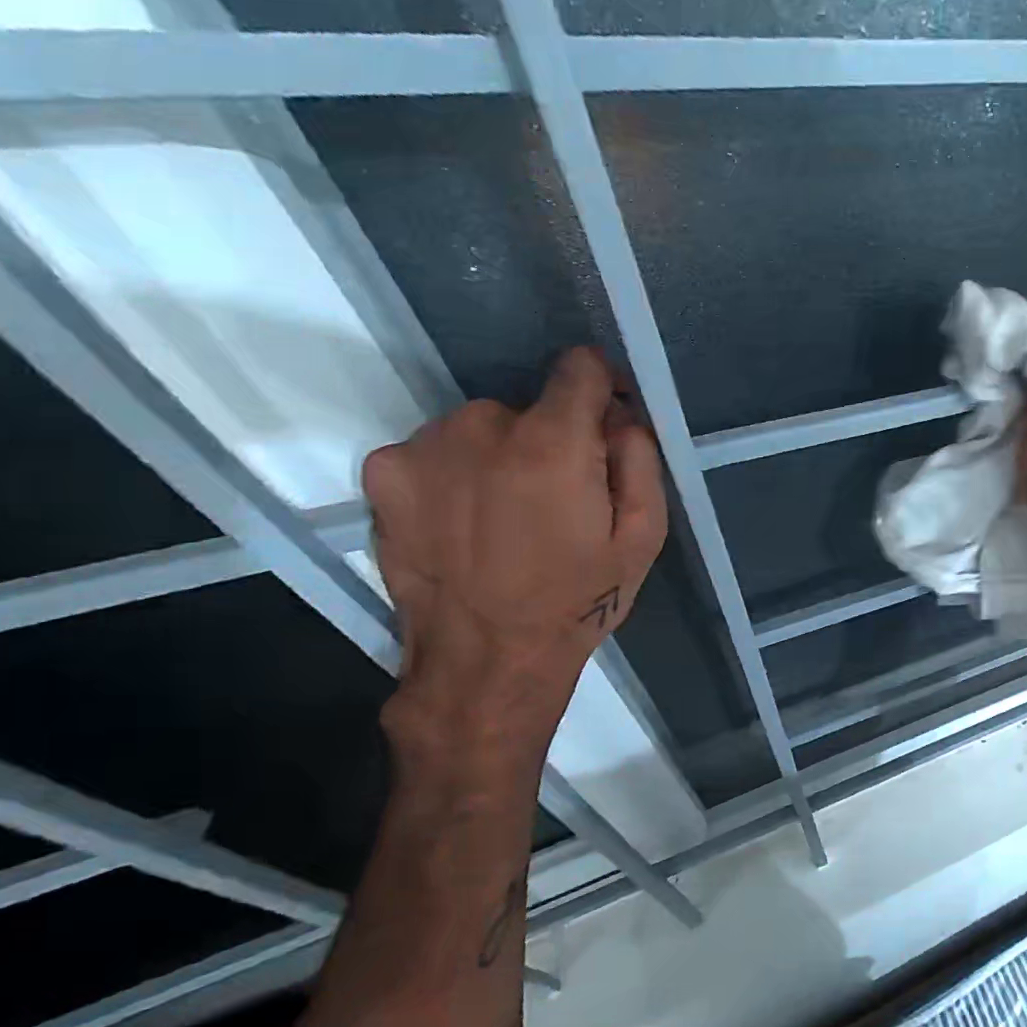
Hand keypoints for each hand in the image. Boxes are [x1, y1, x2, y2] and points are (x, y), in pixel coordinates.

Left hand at [362, 347, 667, 768]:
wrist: (485, 659)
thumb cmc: (578, 600)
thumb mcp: (642, 537)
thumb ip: (640, 461)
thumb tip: (621, 417)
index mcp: (552, 444)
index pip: (581, 366)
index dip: (604, 388)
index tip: (609, 422)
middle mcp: (481, 428)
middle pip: (533, 406)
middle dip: (555, 438)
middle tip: (561, 499)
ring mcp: (423, 447)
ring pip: (484, 428)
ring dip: (504, 454)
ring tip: (511, 517)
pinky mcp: (383, 472)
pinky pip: (439, 450)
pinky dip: (459, 473)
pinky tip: (467, 522)